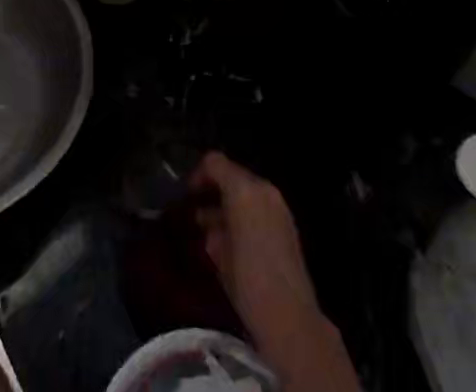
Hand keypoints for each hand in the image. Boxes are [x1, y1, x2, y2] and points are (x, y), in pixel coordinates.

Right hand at [189, 153, 359, 391]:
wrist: (288, 314)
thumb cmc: (245, 279)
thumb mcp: (216, 249)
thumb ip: (209, 222)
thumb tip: (204, 215)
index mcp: (243, 190)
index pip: (214, 162)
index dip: (197, 175)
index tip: (187, 196)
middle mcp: (264, 189)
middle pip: (232, 174)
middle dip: (213, 189)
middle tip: (196, 212)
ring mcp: (279, 205)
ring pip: (246, 191)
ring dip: (228, 203)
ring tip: (211, 229)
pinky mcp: (287, 223)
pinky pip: (259, 206)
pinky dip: (244, 213)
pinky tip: (232, 240)